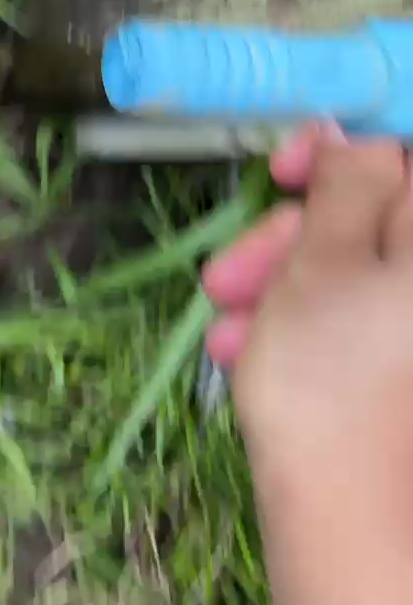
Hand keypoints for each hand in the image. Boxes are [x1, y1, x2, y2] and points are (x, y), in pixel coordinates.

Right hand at [202, 125, 412, 602]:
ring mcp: (412, 318)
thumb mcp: (319, 264)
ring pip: (346, 264)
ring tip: (230, 322)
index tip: (283, 170)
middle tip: (229, 276)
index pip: (404, 164)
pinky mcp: (396, 348)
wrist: (345, 489)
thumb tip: (348, 133)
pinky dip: (294, 314)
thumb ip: (342, 187)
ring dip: (274, 282)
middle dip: (284, 239)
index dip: (346, 153)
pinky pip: (350, 305)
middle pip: (370, 220)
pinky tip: (254, 341)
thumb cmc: (330, 368)